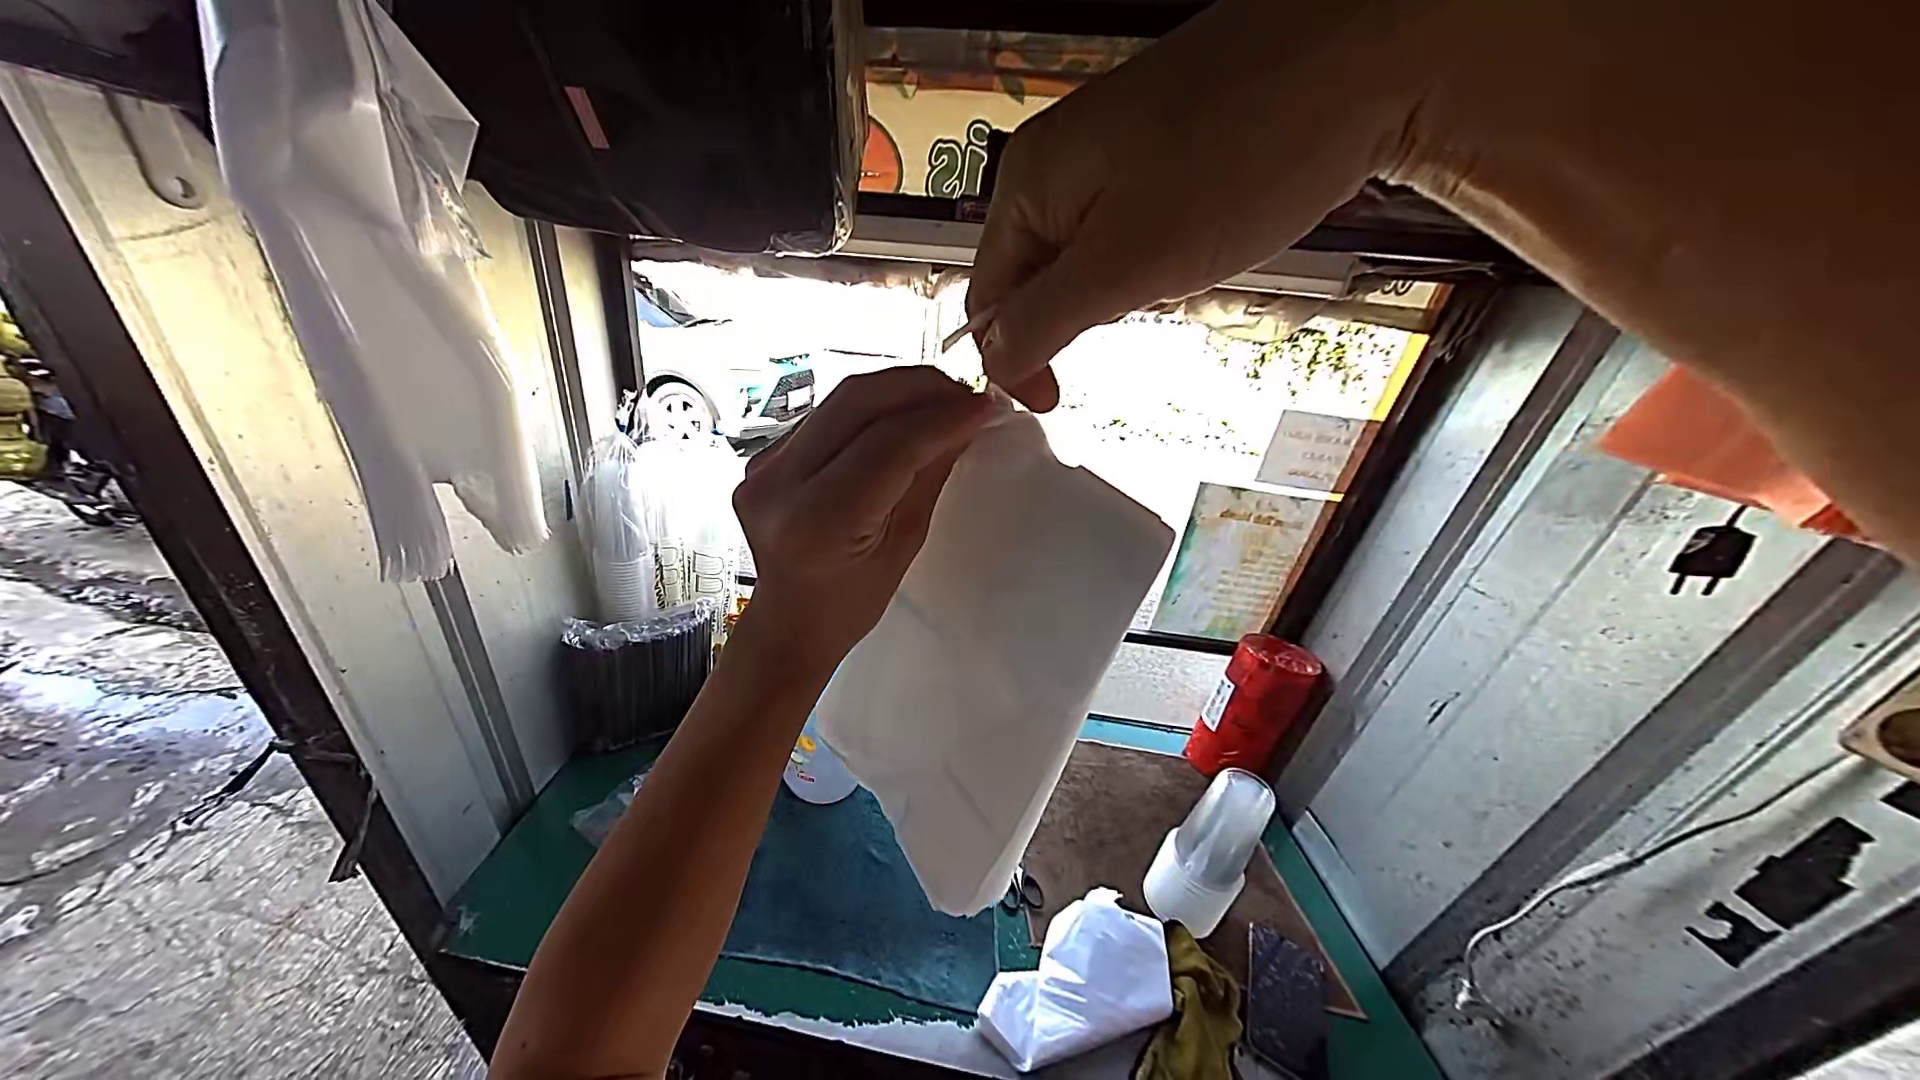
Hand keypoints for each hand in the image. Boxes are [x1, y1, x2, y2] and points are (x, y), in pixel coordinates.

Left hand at [731, 366, 996, 665]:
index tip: (983, 407)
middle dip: (920, 386)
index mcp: (816, 522)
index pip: (889, 444)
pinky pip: (827, 414)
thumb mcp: (904, 545)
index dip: (943, 418)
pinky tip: (902, 415)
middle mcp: (778, 485)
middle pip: (857, 401)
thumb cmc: (849, 603)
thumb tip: (962, 423)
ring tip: (942, 400)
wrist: (791, 620)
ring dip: (897, 390)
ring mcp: (763, 466)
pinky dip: (871, 407)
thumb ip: (928, 476)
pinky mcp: (763, 456)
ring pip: (841, 399)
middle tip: (965, 393)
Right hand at [966, 0, 1441, 409]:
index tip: (1051, 400)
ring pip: (1080, 266)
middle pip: (1031, 281)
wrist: (1366, 56)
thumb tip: (995, 363)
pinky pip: (1122, 239)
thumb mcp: (1125, 264)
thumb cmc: (1242, 155)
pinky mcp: (1150, 163)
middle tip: (1135, 314)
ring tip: (1174, 272)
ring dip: (1116, 294)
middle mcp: (1053, 169)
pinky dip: (1147, 265)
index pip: (986, 299)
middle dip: (1073, 318)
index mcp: (1027, 186)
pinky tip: (1190, 249)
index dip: (1012, 358)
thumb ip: (1045, 320)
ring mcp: (1103, 162)